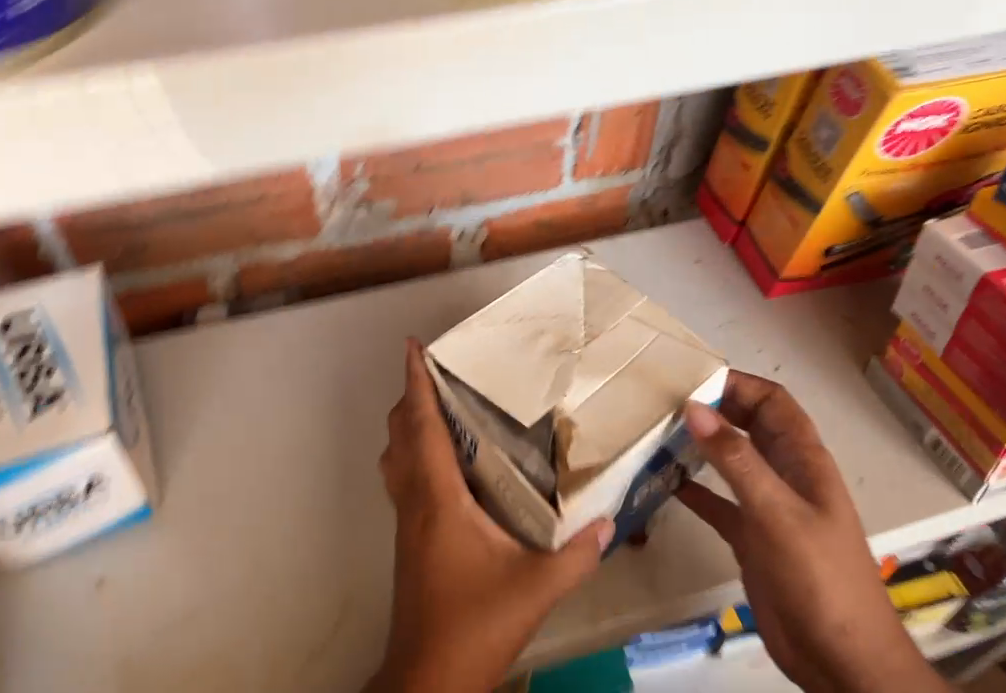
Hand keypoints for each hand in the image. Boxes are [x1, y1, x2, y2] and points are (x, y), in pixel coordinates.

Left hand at [368, 340, 612, 692]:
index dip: (416, 383)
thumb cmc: (474, 622)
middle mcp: (414, 500)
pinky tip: (445, 466)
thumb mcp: (535, 588)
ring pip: (396, 457)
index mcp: (438, 497)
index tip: (411, 346)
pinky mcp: (408, 539)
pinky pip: (403, 479)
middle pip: (401, 434)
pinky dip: (414, 455)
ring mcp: (406, 520)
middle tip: (438, 372)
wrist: (427, 675)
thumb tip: (609, 521)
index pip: (423, 426)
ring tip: (438, 408)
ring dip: (408, 426)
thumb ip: (576, 555)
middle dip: (412, 397)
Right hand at [676, 372, 950, 692]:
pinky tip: (663, 483)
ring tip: (655, 433)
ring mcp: (768, 508)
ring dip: (699, 446)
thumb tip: (694, 407)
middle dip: (713, 409)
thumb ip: (735, 460)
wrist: (841, 658)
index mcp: (804, 460)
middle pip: (749, 425)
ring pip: (730, 462)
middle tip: (663, 402)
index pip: (772, 402)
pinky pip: (718, 503)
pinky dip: (693, 490)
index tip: (689, 379)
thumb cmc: (818, 577)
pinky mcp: (751, 539)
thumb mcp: (776, 512)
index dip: (737, 384)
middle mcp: (786, 476)